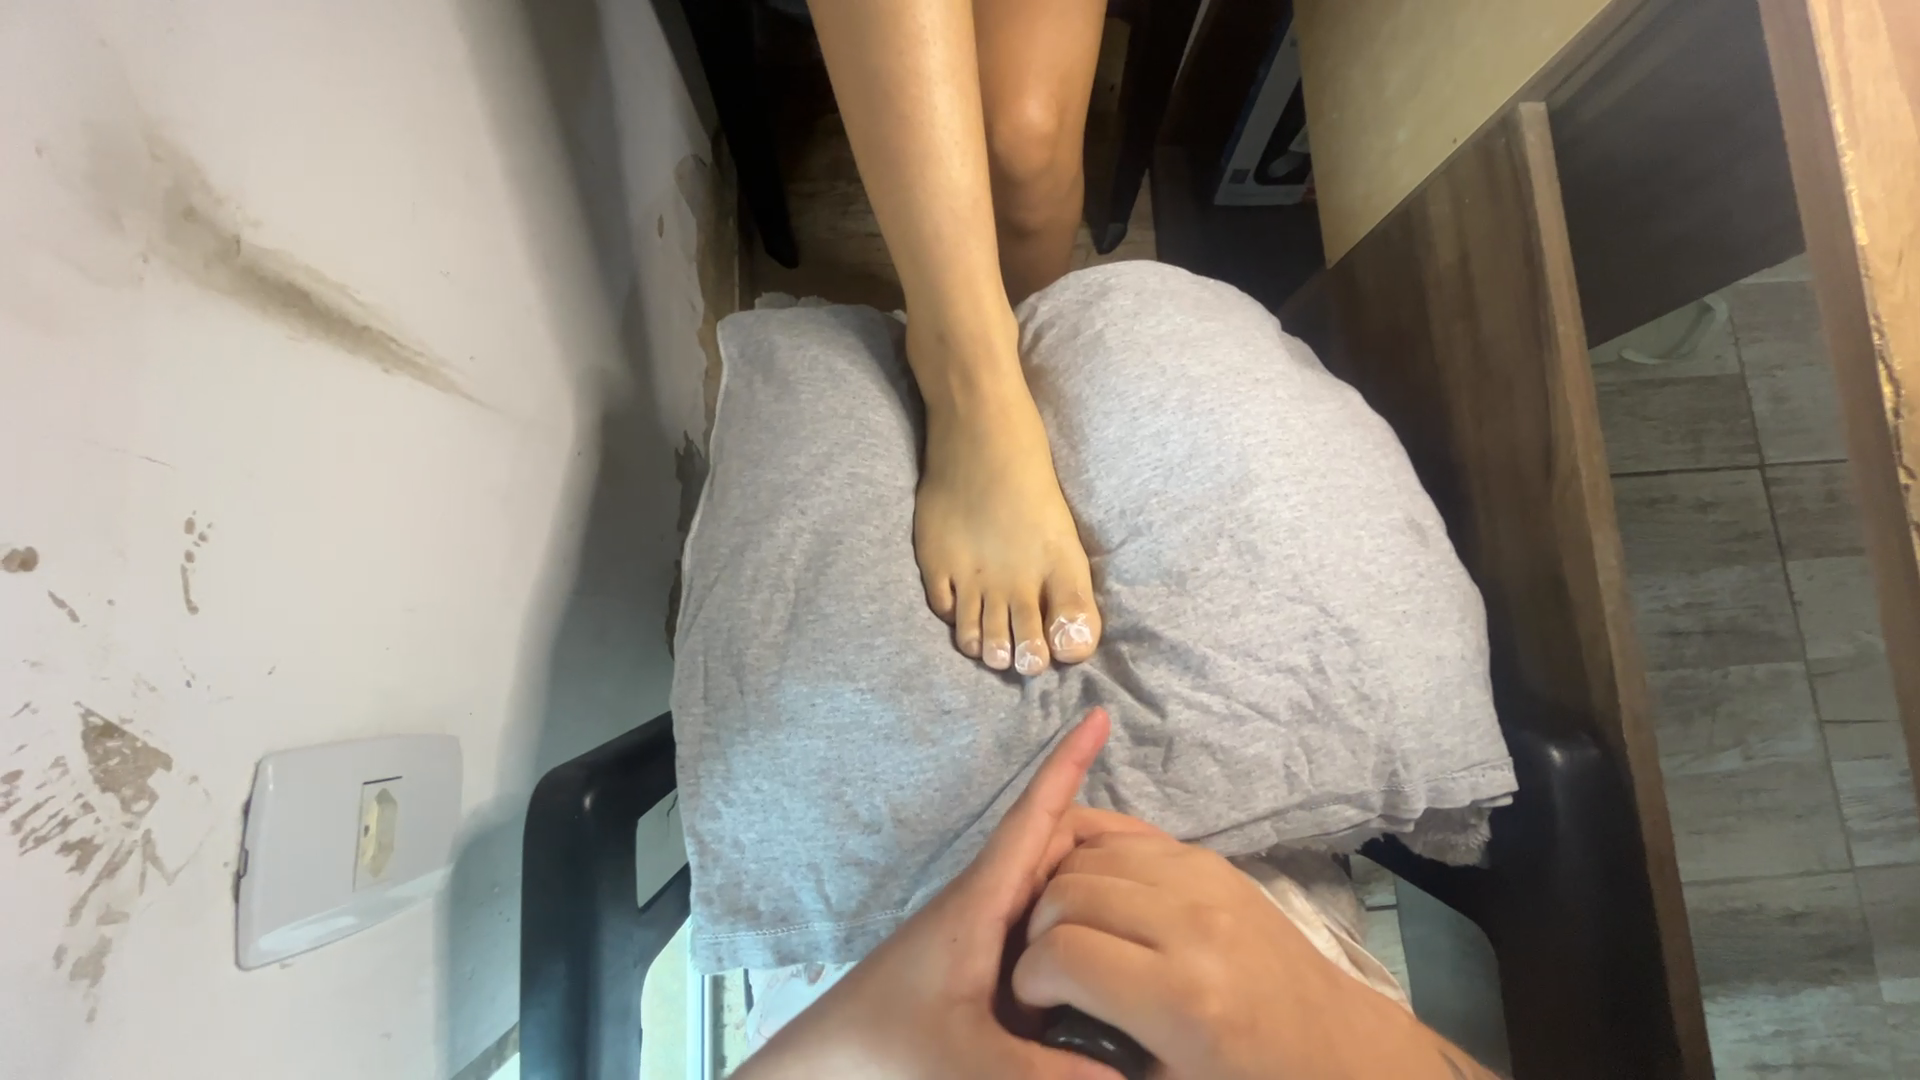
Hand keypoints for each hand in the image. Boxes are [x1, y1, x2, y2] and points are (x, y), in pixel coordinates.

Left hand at [734, 708, 1141, 1079]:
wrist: (833, 1056)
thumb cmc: (891, 1045)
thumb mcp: (971, 1065)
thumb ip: (1049, 1073)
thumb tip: (1130, 1075)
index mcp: (983, 899)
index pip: (1034, 816)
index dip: (1066, 763)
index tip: (1095, 716)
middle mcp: (988, 896)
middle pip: (1054, 840)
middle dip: (1106, 832)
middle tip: (1164, 849)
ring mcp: (985, 921)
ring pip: (1050, 875)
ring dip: (1094, 871)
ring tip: (1149, 887)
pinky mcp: (985, 949)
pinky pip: (1042, 911)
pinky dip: (1077, 910)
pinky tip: (1106, 941)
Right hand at [1013, 833, 1495, 1079]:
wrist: (1336, 1046)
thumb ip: (1095, 1045)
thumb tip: (1040, 1006)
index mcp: (1183, 999)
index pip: (1063, 953)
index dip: (1031, 978)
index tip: (1037, 1000)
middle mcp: (1190, 924)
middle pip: (1067, 893)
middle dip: (1038, 930)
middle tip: (1047, 966)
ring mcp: (1201, 877)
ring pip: (1087, 854)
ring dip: (1061, 890)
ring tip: (1069, 931)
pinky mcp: (1206, 855)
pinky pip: (1122, 837)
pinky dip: (1094, 863)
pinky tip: (1098, 899)